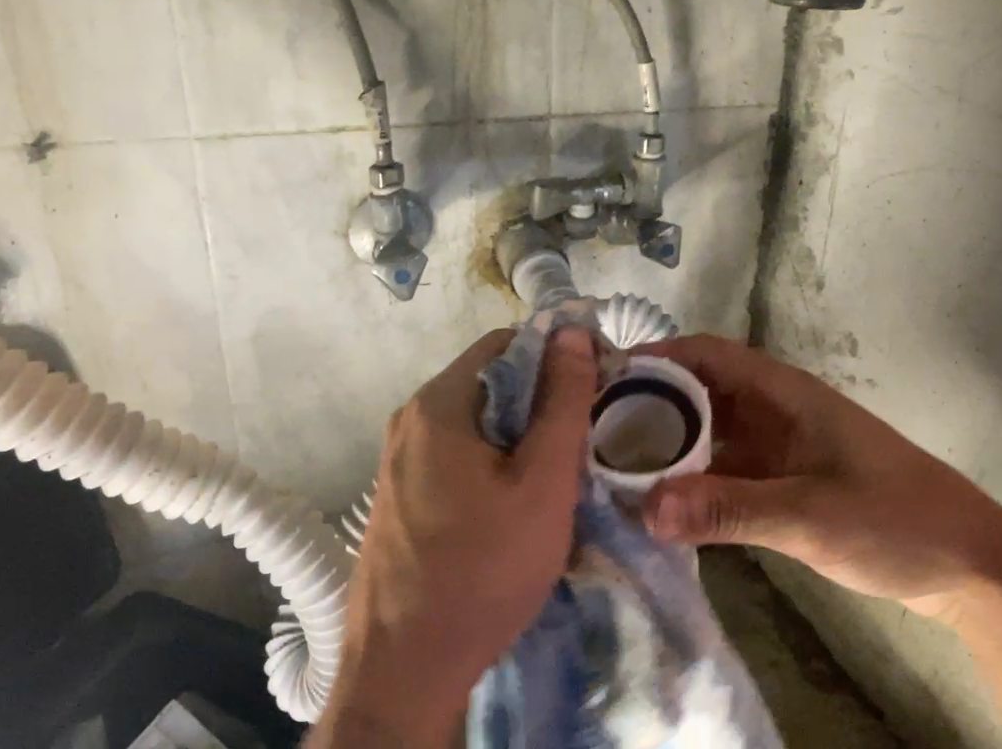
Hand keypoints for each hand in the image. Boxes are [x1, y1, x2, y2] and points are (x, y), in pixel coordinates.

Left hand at [312, 326, 596, 746]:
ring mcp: (399, 459)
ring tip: (564, 469)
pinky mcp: (401, 495)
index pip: (508, 342)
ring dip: (523, 434)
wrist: (404, 671)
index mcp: (439, 404)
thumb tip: (570, 331)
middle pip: (491, 381)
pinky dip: (496, 461)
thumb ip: (561, 402)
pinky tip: (521, 500)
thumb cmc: (482, 571)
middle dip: (544, 398)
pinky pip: (458, 455)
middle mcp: (410, 419)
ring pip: (478, 422)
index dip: (559, 352)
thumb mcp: (542, 484)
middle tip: (589, 433)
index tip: (602, 382)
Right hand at [636, 334, 1001, 602]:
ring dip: (668, 450)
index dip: (654, 359)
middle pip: (699, 394)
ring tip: (612, 472)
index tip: (600, 382)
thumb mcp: (809, 515)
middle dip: (648, 408)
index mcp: (784, 394)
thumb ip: (728, 510)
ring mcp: (780, 450)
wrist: (971, 565)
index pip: (706, 355)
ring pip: (710, 435)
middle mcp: (775, 412)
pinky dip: (694, 485)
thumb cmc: (895, 520)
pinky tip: (660, 508)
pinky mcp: (786, 485)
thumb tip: (644, 508)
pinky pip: (726, 473)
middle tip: (591, 437)